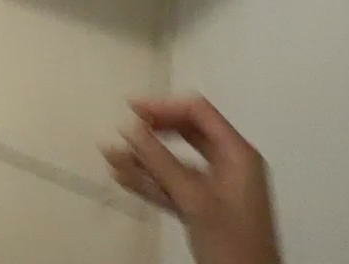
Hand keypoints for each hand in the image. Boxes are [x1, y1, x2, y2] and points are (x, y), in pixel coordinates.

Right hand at [102, 96, 280, 263]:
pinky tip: (123, 177)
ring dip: (144, 159)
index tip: (131, 109)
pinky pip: (174, 185)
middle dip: (152, 131)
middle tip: (123, 129)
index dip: (164, 106)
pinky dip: (150, 181)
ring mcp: (216, 187)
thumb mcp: (195, 199)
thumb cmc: (231, 242)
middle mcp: (228, 163)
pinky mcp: (205, 208)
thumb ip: (160, 161)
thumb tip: (128, 126)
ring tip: (111, 156)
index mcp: (237, 153)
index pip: (198, 112)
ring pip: (175, 161)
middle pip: (185, 132)